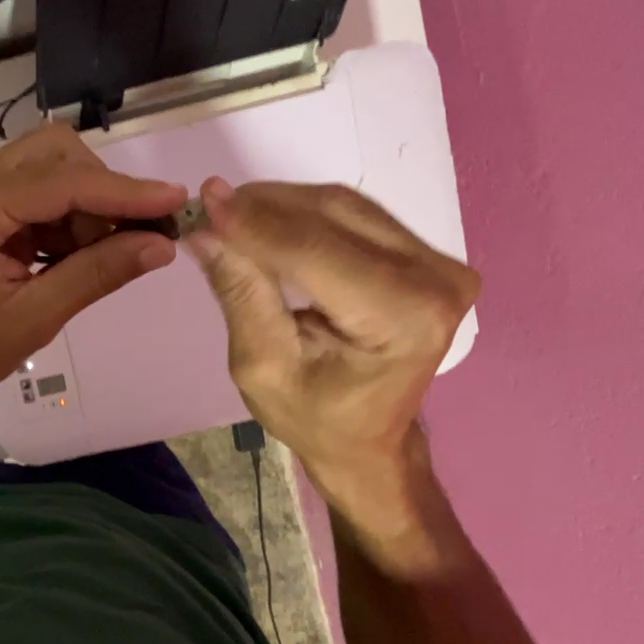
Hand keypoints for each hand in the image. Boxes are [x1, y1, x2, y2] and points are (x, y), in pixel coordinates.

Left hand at [0, 123, 186, 431]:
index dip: (123, 191)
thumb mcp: (33, 318)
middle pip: (56, 154)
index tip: (176, 202)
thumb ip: (96, 275)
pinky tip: (78, 256)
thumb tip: (161, 245)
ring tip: (104, 256)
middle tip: (131, 238)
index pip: (62, 181)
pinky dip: (65, 219)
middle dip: (102, 191)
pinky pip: (36, 195)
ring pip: (49, 170)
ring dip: (86, 206)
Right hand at [186, 179, 478, 498]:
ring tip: (226, 214)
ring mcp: (440, 264)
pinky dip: (303, 214)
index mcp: (401, 319)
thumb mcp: (261, 367)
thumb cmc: (313, 418)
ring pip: (344, 208)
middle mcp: (436, 280)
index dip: (255, 224)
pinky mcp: (428, 256)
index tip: (202, 202)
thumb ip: (241, 294)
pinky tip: (262, 221)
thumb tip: (205, 233)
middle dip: (263, 208)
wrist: (368, 440)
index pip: (315, 251)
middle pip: (334, 217)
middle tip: (206, 205)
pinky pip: (356, 217)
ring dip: (280, 205)